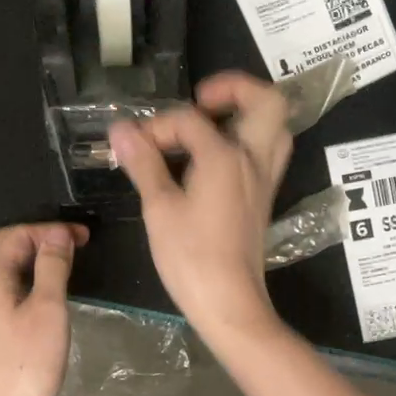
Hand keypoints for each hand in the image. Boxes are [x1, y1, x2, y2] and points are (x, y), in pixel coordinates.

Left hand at [0, 222, 88, 395]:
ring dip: (13, 257)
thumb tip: (57, 234)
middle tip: (53, 243)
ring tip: (46, 262)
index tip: (83, 237)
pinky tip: (32, 291)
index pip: (16, 238)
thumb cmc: (31, 360)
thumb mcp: (50, 309)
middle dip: (20, 237)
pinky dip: (11, 278)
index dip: (50, 232)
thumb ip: (52, 266)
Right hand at [110, 72, 293, 331]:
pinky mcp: (262, 204)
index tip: (134, 147)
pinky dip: (246, 146)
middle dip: (234, 89)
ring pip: (273, 129)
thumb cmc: (192, 259)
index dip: (157, 126)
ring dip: (246, 117)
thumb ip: (143, 164)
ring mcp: (263, 183)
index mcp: (226, 157)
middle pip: (265, 102)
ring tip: (210, 129)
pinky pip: (265, 157)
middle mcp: (253, 161)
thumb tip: (121, 129)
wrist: (230, 305)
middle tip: (201, 101)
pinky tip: (213, 164)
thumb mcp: (159, 210)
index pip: (189, 119)